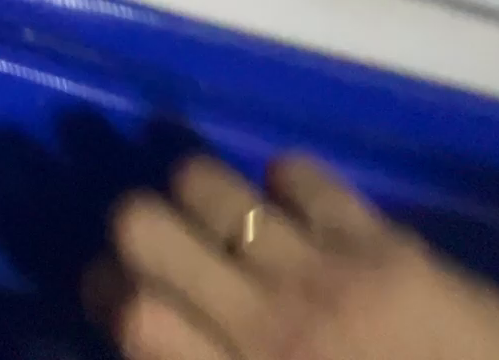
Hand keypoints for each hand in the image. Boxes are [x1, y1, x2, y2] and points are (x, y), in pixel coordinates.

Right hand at [88, 155, 498, 359]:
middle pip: (139, 221)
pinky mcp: (390, 249)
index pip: (127, 306)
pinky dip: (288, 186)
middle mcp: (267, 325)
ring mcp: (327, 279)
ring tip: (237, 227)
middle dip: (142, 232)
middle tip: (175, 256)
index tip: (128, 294)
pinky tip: (304, 217)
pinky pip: (298, 173)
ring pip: (202, 181)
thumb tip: (141, 323)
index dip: (109, 290)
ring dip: (207, 201)